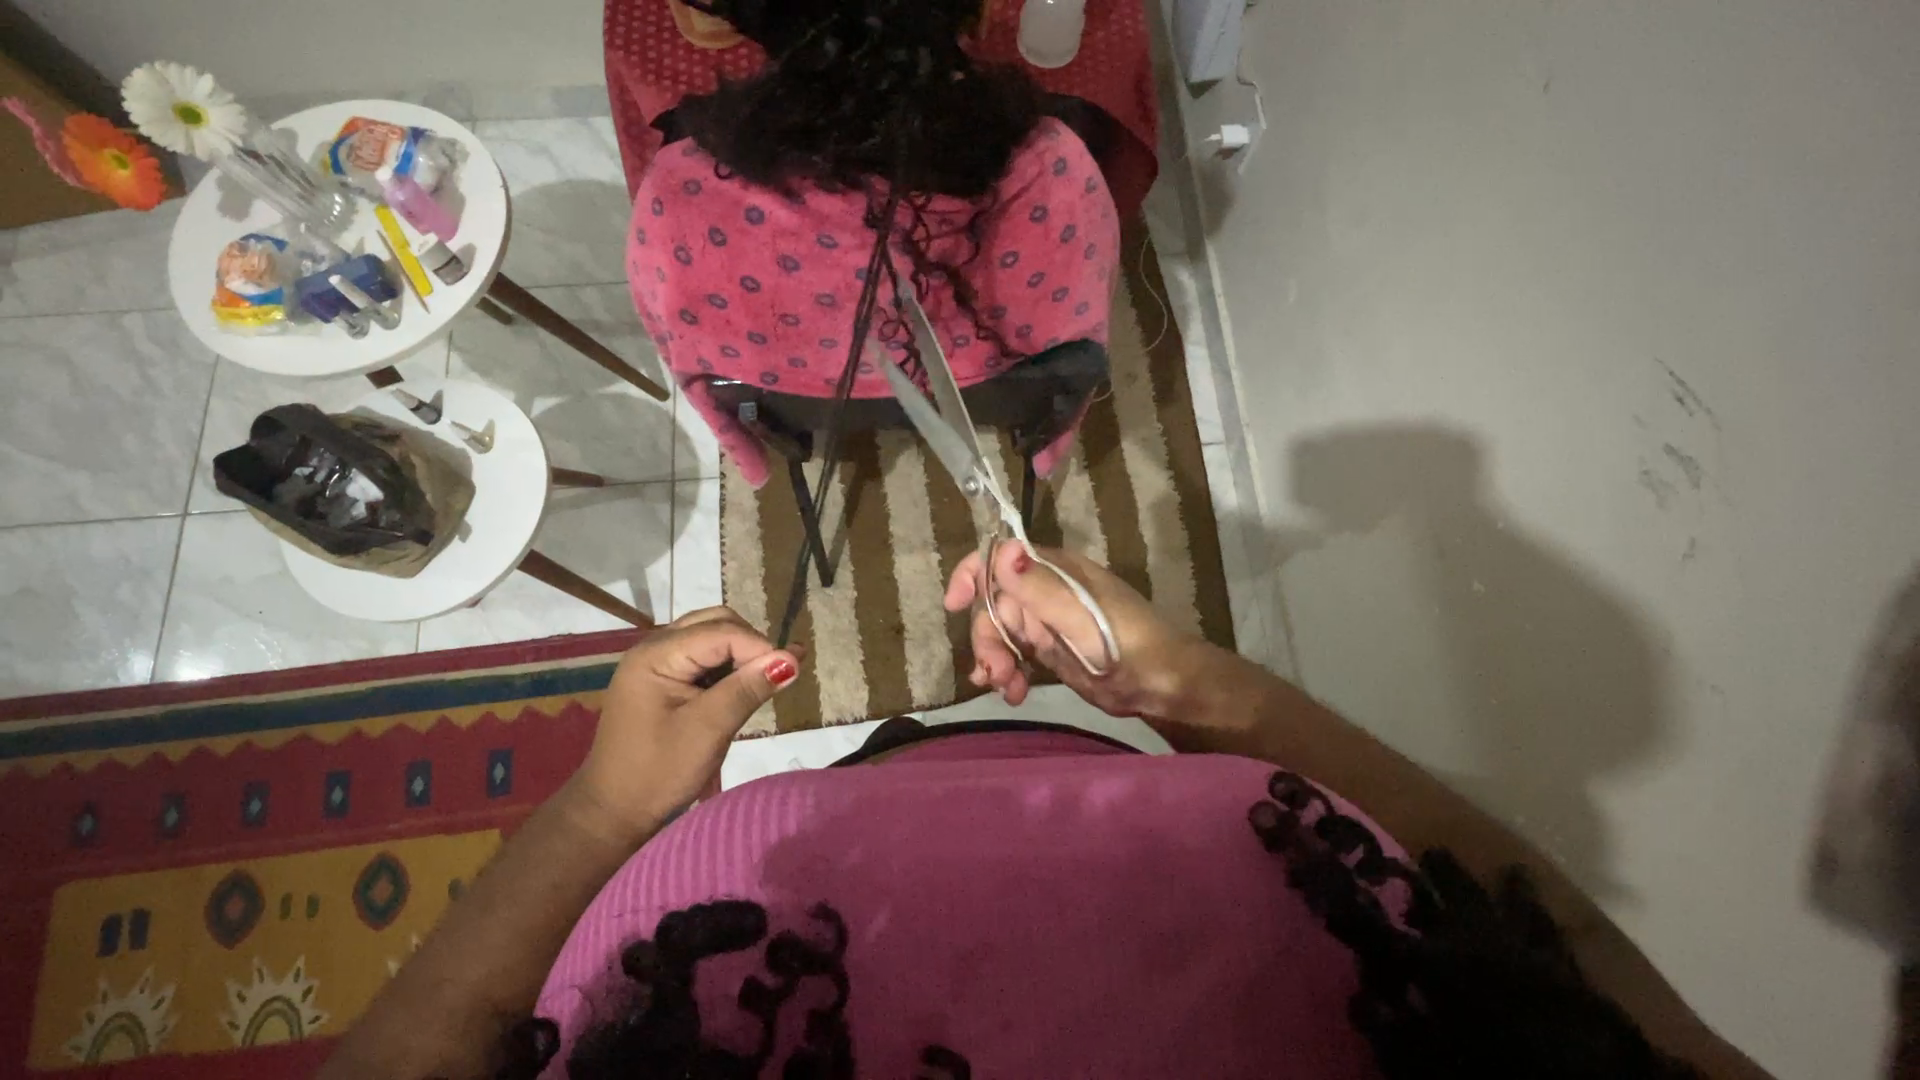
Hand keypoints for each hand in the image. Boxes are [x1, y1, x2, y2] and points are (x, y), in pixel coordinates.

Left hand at [572, 607, 799, 841]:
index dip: (760, 647)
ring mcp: (656, 662)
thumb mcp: (709, 730)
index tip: (792, 672)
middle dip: (751, 644)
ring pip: (712, 636)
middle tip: (776, 676)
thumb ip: (748, 689)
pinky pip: (703, 656)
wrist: (614, 812)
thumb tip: (793, 658)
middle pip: (717, 623)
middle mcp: (654, 648)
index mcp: (656, 656)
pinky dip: (727, 665)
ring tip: (762, 683)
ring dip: (741, 654)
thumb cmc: (659, 772)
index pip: (722, 632)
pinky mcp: (663, 678)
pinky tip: (740, 689)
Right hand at [942, 543, 1207, 719]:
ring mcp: (1047, 622)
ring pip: (1000, 633)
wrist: (1162, 685)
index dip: (972, 575)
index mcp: (1055, 571)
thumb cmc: (1126, 644)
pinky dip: (1005, 673)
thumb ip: (1039, 588)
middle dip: (988, 638)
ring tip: (1008, 689)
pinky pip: (1014, 655)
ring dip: (994, 660)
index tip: (954, 603)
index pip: (1000, 558)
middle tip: (997, 672)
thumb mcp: (1080, 617)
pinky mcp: (1050, 650)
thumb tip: (1002, 549)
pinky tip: (1011, 693)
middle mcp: (1046, 591)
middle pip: (994, 605)